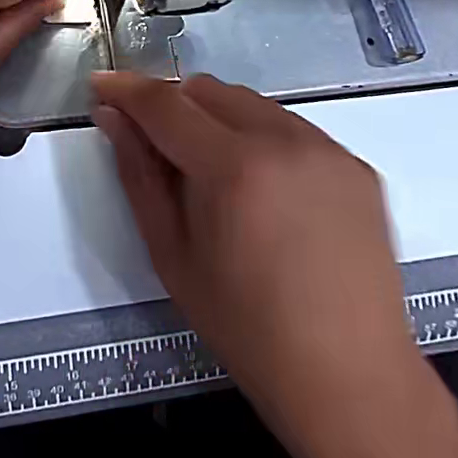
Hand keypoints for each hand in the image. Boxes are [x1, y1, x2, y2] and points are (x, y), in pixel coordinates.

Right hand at [93, 74, 457, 457]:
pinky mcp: (356, 164)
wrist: (347, 373)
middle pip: (209, 91)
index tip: (102, 84)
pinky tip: (264, 190)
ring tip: (213, 173)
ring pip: (252, 104)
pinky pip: (293, 129)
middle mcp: (285, 141)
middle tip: (157, 145)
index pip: (167, 104)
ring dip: (218, 120)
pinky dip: (262, 139)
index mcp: (233, 167)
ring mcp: (328, 148)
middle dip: (173, 105)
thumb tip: (113, 118)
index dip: (127, 89)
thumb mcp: (171, 254)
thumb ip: (138, 175)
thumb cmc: (244, 325)